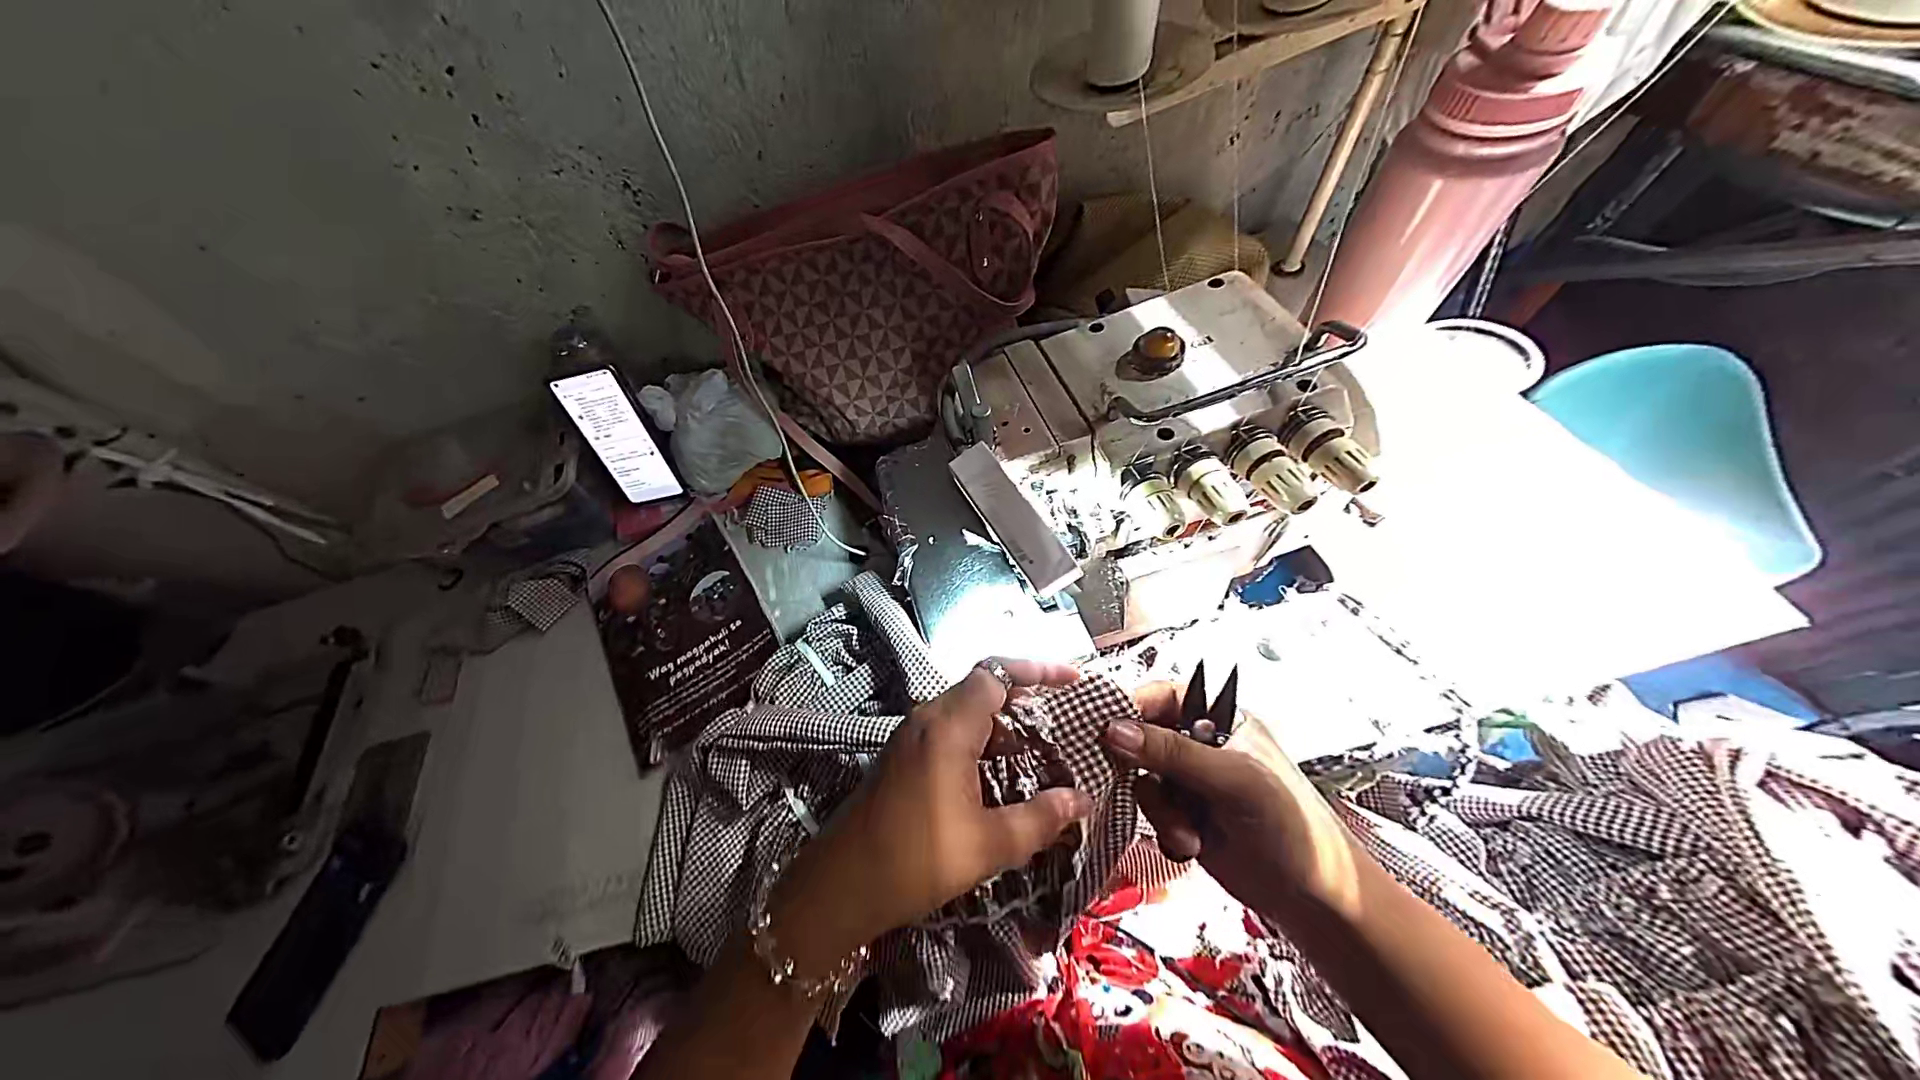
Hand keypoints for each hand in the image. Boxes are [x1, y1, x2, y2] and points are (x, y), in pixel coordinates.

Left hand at [769, 659, 1091, 972]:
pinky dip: (979, 738)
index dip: (1036, 671)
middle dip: (1023, 698)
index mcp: (946, 728)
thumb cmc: (915, 861)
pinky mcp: (902, 754)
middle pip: (981, 687)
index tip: (1072, 679)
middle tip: (1060, 721)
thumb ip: (1040, 819)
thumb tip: (1082, 802)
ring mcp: (910, 735)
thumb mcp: (987, 845)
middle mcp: (926, 719)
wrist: (840, 886)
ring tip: (1037, 750)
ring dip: (1001, 722)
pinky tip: (998, 771)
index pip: (995, 674)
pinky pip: (948, 729)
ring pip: (964, 710)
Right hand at [1102, 683, 1363, 918]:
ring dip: (1159, 807)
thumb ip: (1174, 752)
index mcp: (1219, 720)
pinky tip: (1190, 844)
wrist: (1313, 898)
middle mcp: (1200, 745)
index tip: (1106, 728)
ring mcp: (1190, 781)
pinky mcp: (1182, 815)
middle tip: (1134, 780)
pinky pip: (1150, 810)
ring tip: (1187, 830)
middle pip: (1143, 736)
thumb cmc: (1292, 824)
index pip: (1163, 696)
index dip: (1132, 708)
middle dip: (1139, 765)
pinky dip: (1163, 828)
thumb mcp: (1233, 779)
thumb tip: (1115, 730)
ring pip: (1142, 777)